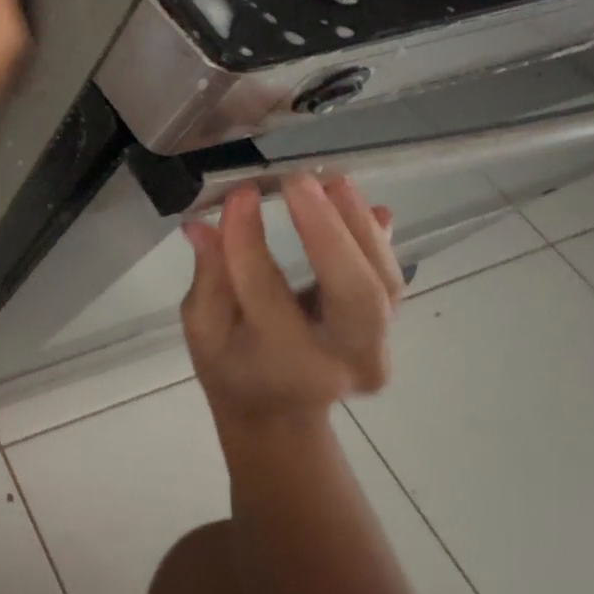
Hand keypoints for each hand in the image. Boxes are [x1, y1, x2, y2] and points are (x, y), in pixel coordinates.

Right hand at [180, 176, 401, 430]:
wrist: (279, 412)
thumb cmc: (229, 368)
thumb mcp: (202, 329)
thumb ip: (209, 277)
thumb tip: (202, 224)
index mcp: (287, 363)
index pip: (266, 291)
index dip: (250, 239)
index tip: (239, 194)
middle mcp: (344, 359)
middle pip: (353, 292)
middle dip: (328, 230)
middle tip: (298, 181)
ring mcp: (376, 346)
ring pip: (383, 282)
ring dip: (359, 226)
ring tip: (335, 181)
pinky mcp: (388, 329)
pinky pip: (390, 282)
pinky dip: (380, 241)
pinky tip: (368, 206)